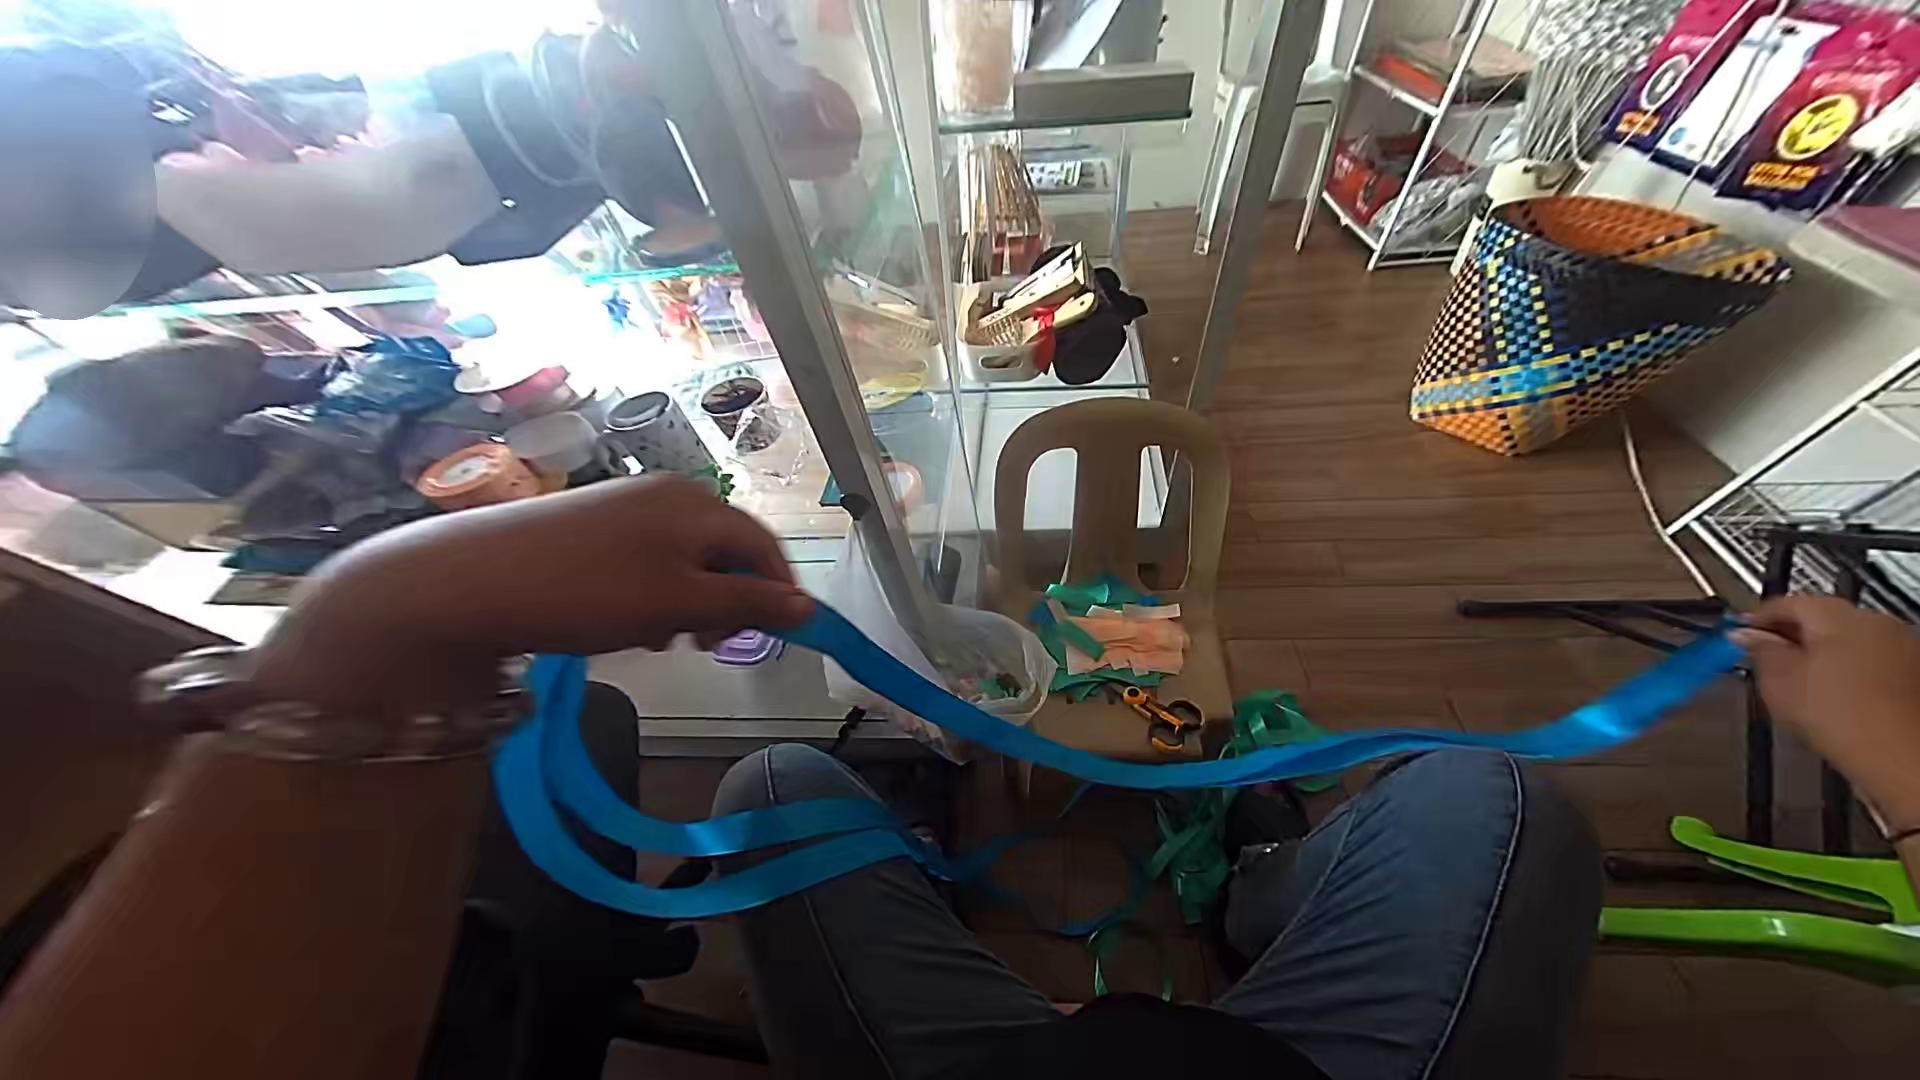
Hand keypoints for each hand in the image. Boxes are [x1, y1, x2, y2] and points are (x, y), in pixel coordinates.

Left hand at [248, 476, 812, 715]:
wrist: (461, 582)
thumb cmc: (589, 590)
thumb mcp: (681, 603)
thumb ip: (751, 603)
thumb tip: (810, 608)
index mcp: (699, 504)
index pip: (765, 546)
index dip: (780, 591)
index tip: (782, 634)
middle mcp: (670, 495)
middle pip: (727, 551)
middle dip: (730, 600)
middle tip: (711, 644)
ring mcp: (628, 506)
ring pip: (688, 560)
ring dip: (694, 602)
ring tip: (669, 638)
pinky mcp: (595, 525)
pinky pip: (651, 560)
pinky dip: (658, 593)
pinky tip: (634, 622)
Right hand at [1730, 594, 1919, 829]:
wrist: (1902, 756)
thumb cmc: (1841, 715)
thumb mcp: (1776, 676)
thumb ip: (1759, 648)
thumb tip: (1748, 636)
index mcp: (1845, 618)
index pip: (1789, 602)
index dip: (1757, 617)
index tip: (1738, 633)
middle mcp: (1885, 626)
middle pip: (1824, 618)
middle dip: (1791, 634)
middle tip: (1762, 655)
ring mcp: (1910, 651)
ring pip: (1850, 640)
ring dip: (1820, 651)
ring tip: (1796, 678)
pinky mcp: (1917, 675)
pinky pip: (1873, 660)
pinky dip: (1847, 669)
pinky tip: (1831, 692)